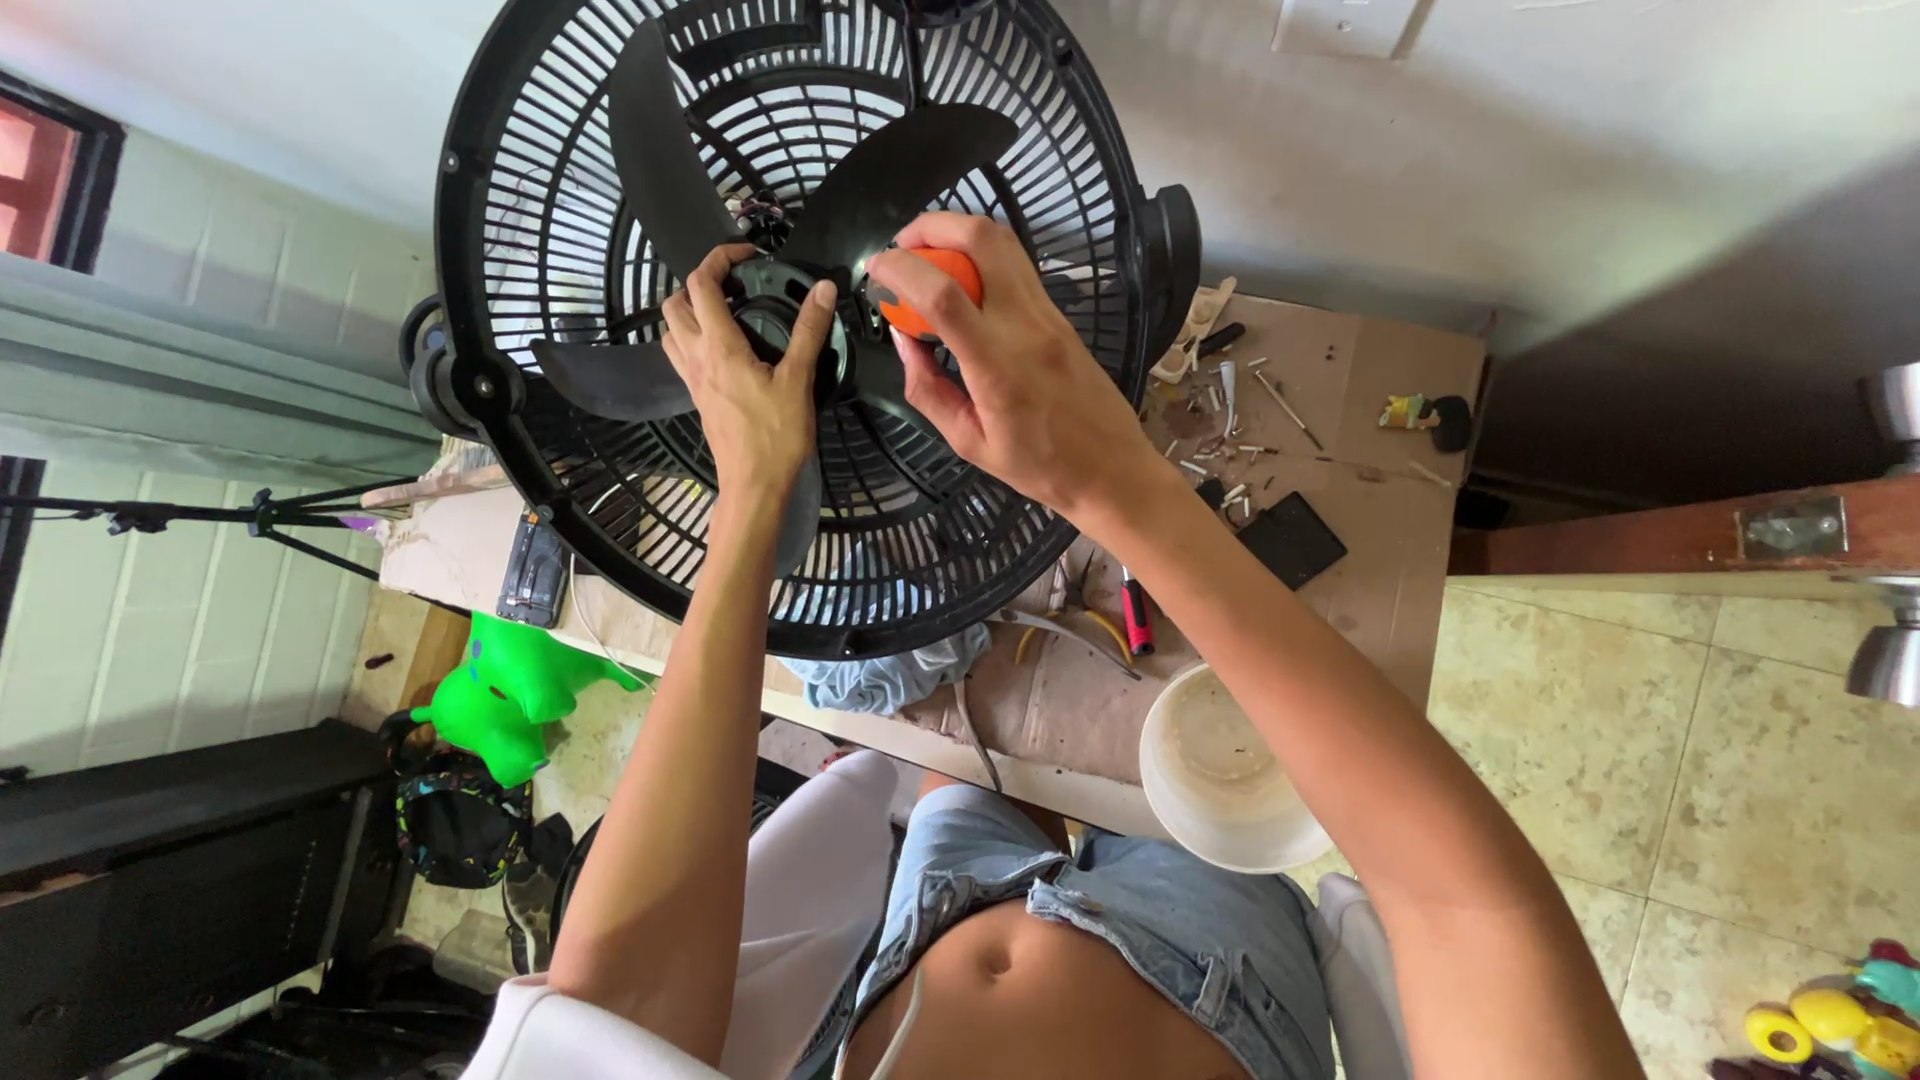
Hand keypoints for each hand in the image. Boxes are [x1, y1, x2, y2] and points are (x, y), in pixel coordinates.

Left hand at [662, 244, 836, 498]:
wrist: (754, 485)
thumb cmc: (776, 436)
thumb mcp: (798, 381)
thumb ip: (809, 332)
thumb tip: (823, 288)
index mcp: (718, 346)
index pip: (702, 283)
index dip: (720, 258)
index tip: (749, 256)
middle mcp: (696, 356)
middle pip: (675, 302)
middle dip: (700, 283)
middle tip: (737, 287)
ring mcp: (692, 379)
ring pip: (671, 329)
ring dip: (690, 311)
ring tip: (727, 314)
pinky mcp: (698, 397)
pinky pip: (681, 354)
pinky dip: (693, 338)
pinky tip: (724, 349)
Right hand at [865, 213, 1161, 522]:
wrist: (1111, 468)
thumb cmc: (1039, 467)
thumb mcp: (969, 442)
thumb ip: (928, 389)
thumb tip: (902, 338)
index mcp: (997, 368)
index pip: (944, 296)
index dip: (902, 269)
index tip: (875, 267)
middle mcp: (1025, 326)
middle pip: (981, 239)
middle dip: (932, 226)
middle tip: (902, 246)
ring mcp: (1048, 314)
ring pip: (1004, 242)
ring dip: (958, 231)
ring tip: (928, 253)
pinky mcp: (1059, 315)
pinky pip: (1017, 264)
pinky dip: (981, 254)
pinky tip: (961, 278)